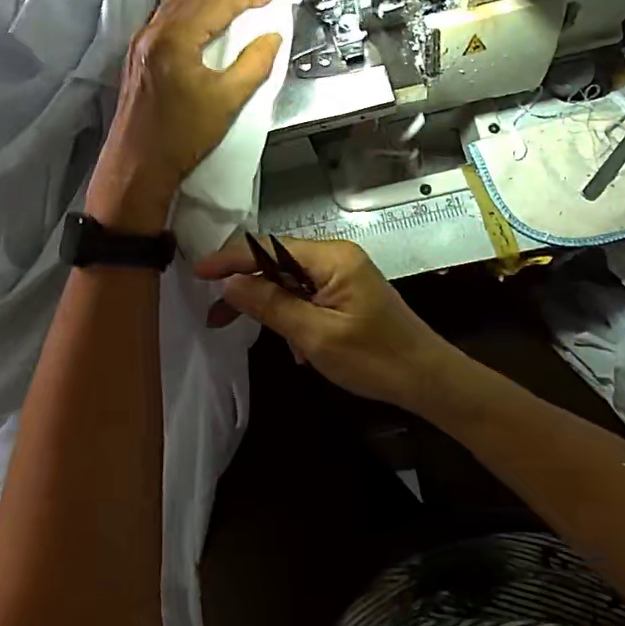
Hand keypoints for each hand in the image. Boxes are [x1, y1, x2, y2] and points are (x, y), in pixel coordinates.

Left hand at [89, 0, 280, 228]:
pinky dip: (174, 2)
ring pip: (171, 3)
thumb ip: (253, 65)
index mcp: (177, 38)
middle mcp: (154, 33)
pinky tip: (177, 2)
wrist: (137, 165)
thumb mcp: (227, 100)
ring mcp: (141, 45)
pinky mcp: (137, 59)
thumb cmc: (183, 135)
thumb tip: (272, 37)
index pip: (217, 5)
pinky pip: (159, 17)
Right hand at [193, 238, 461, 412]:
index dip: (231, 259)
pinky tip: (294, 347)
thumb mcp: (315, 336)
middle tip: (215, 316)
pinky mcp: (348, 294)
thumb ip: (271, 305)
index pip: (270, 247)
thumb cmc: (373, 358)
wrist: (426, 378)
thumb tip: (230, 283)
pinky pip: (308, 296)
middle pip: (279, 263)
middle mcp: (337, 258)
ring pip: (291, 282)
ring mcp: (344, 275)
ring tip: (249, 334)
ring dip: (270, 306)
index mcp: (331, 258)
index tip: (198, 274)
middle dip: (247, 287)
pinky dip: (293, 317)